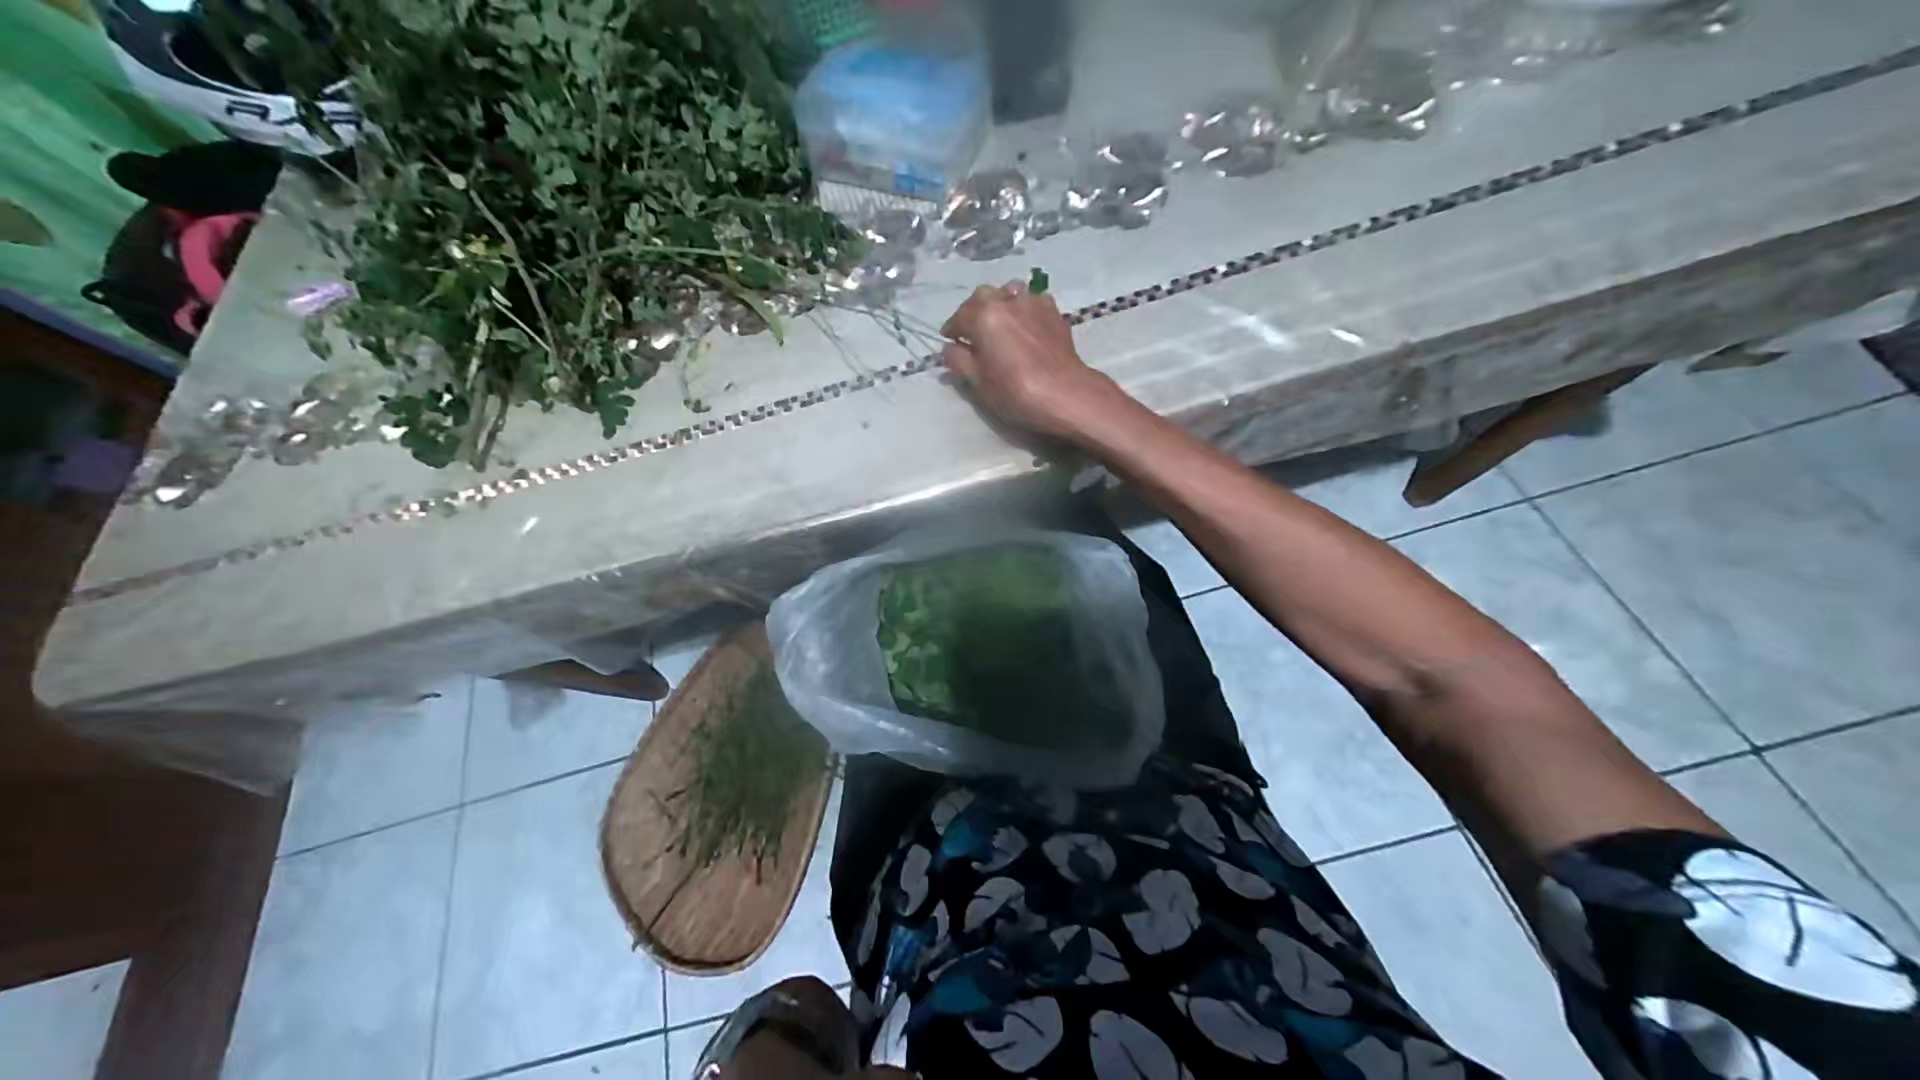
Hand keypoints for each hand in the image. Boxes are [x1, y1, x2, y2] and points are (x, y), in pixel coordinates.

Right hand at [940, 282, 1137, 442]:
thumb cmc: (1016, 391)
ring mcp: (1033, 303)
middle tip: (972, 330)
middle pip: (983, 296)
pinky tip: (1025, 323)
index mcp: (984, 316)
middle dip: (973, 310)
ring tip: (1000, 320)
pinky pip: (1033, 300)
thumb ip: (960, 361)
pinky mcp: (1053, 312)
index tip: (950, 340)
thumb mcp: (979, 381)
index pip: (959, 317)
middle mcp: (1007, 301)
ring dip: (1000, 302)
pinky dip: (1024, 307)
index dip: (951, 330)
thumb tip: (949, 349)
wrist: (1064, 392)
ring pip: (1010, 291)